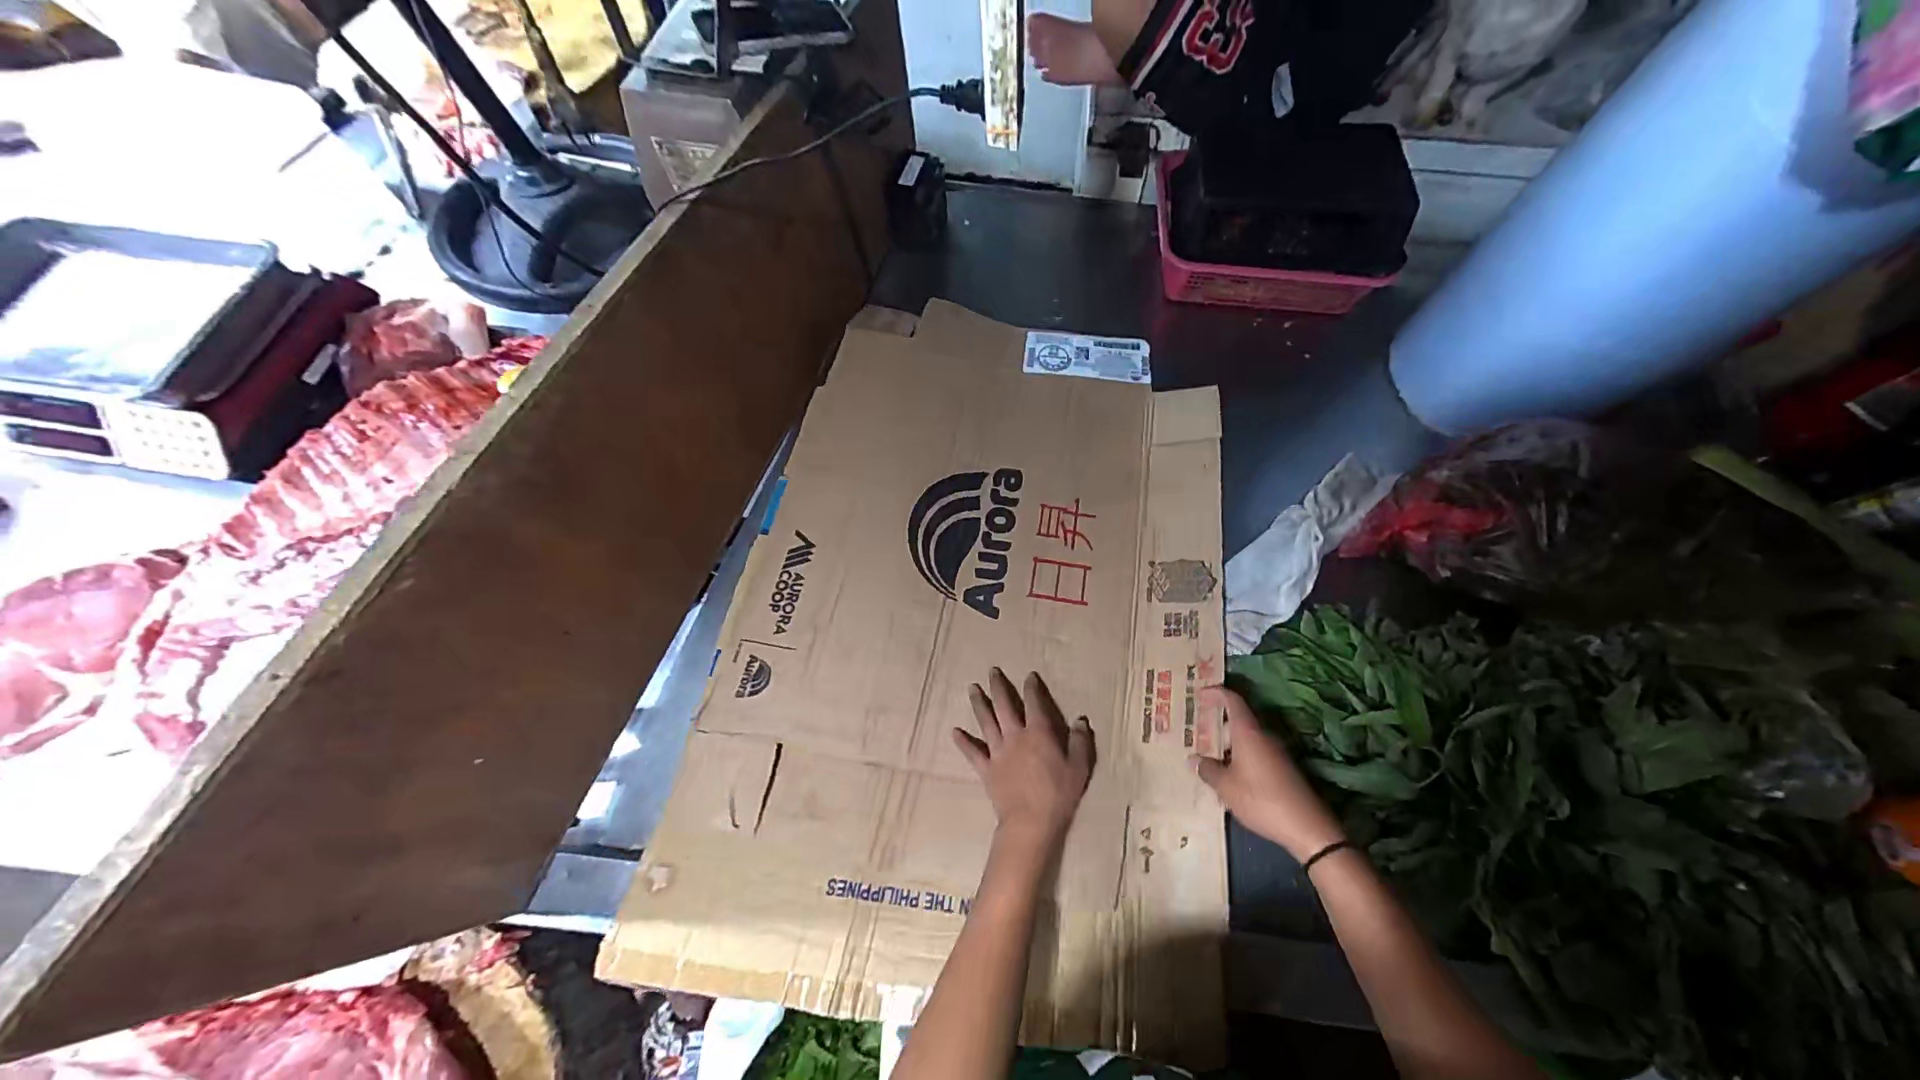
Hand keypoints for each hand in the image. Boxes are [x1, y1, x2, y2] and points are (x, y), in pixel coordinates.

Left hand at [954, 669, 1095, 849]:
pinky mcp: (986, 769)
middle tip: (992, 671)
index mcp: (1038, 733)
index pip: (1035, 703)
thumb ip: (1080, 742)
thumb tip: (1081, 720)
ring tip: (972, 688)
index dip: (1032, 688)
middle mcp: (1015, 736)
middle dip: (998, 686)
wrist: (1030, 821)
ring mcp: (997, 752)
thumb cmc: (1058, 795)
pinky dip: (963, 742)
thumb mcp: (1079, 767)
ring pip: (986, 722)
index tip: (1029, 676)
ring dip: (978, 703)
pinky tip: (954, 731)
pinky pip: (972, 752)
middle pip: (1004, 705)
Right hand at [1192, 686, 1346, 861]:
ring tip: (1208, 752)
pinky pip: (1256, 752)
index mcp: (1248, 732)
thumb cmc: (1261, 799)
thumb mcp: (1226, 787)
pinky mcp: (1284, 769)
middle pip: (1240, 719)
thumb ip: (1208, 769)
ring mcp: (1277, 753)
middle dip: (1218, 721)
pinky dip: (1240, 755)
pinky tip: (1229, 773)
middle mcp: (1264, 736)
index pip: (1233, 700)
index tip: (1200, 692)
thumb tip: (1194, 759)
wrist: (1307, 828)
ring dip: (1229, 741)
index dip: (1217, 692)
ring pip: (1248, 738)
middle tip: (1197, 727)